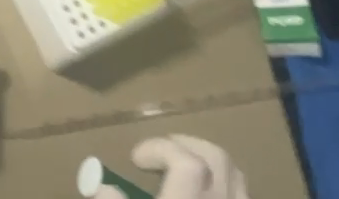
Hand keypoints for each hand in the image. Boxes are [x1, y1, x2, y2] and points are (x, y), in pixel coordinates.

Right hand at [96, 136, 247, 198]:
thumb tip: (97, 183)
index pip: (187, 163)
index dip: (159, 149)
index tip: (137, 159)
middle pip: (216, 159)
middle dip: (186, 145)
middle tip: (161, 153)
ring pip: (236, 176)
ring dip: (208, 162)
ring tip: (184, 170)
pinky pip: (241, 196)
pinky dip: (223, 187)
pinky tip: (203, 196)